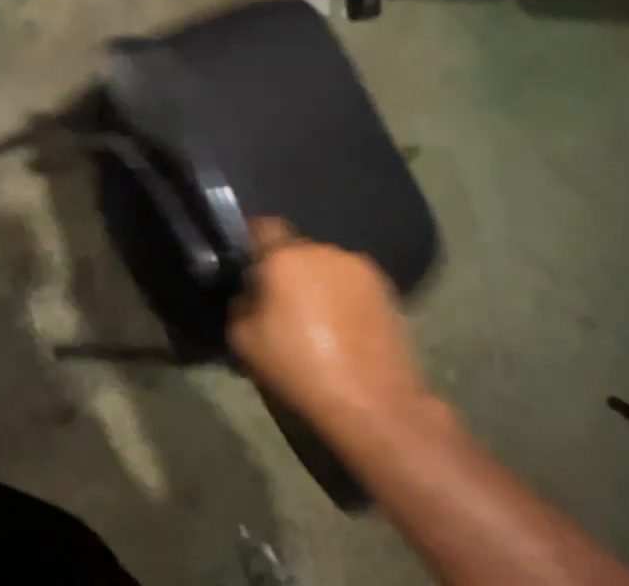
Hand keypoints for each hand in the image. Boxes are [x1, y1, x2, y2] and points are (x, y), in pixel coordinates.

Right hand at [227, 217, 427, 423]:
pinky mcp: (388, 291)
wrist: (372, 403)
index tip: (246, 266)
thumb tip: (250, 294)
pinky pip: (351, 283)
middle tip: (278, 301)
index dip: (252, 242)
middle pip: (296, 249)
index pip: (262, 226)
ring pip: (326, 266)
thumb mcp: (242, 339)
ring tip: (313, 318)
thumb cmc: (298, 367)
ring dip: (316, 282)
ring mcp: (361, 269)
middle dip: (285, 268)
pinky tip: (340, 327)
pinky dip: (342, 296)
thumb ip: (240, 303)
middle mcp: (325, 252)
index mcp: (285, 257)